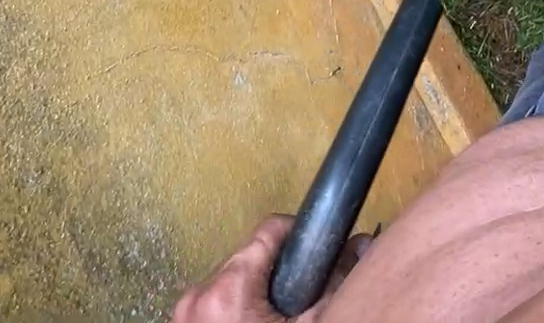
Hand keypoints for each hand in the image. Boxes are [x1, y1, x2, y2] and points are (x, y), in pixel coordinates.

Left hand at [172, 216, 371, 322]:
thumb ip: (336, 285)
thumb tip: (359, 249)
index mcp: (228, 290)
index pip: (271, 229)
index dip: (300, 237)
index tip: (316, 254)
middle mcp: (198, 296)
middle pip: (251, 255)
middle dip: (279, 270)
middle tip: (301, 296)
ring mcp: (185, 316)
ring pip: (233, 280)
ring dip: (258, 293)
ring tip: (278, 321)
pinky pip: (216, 306)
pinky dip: (238, 312)